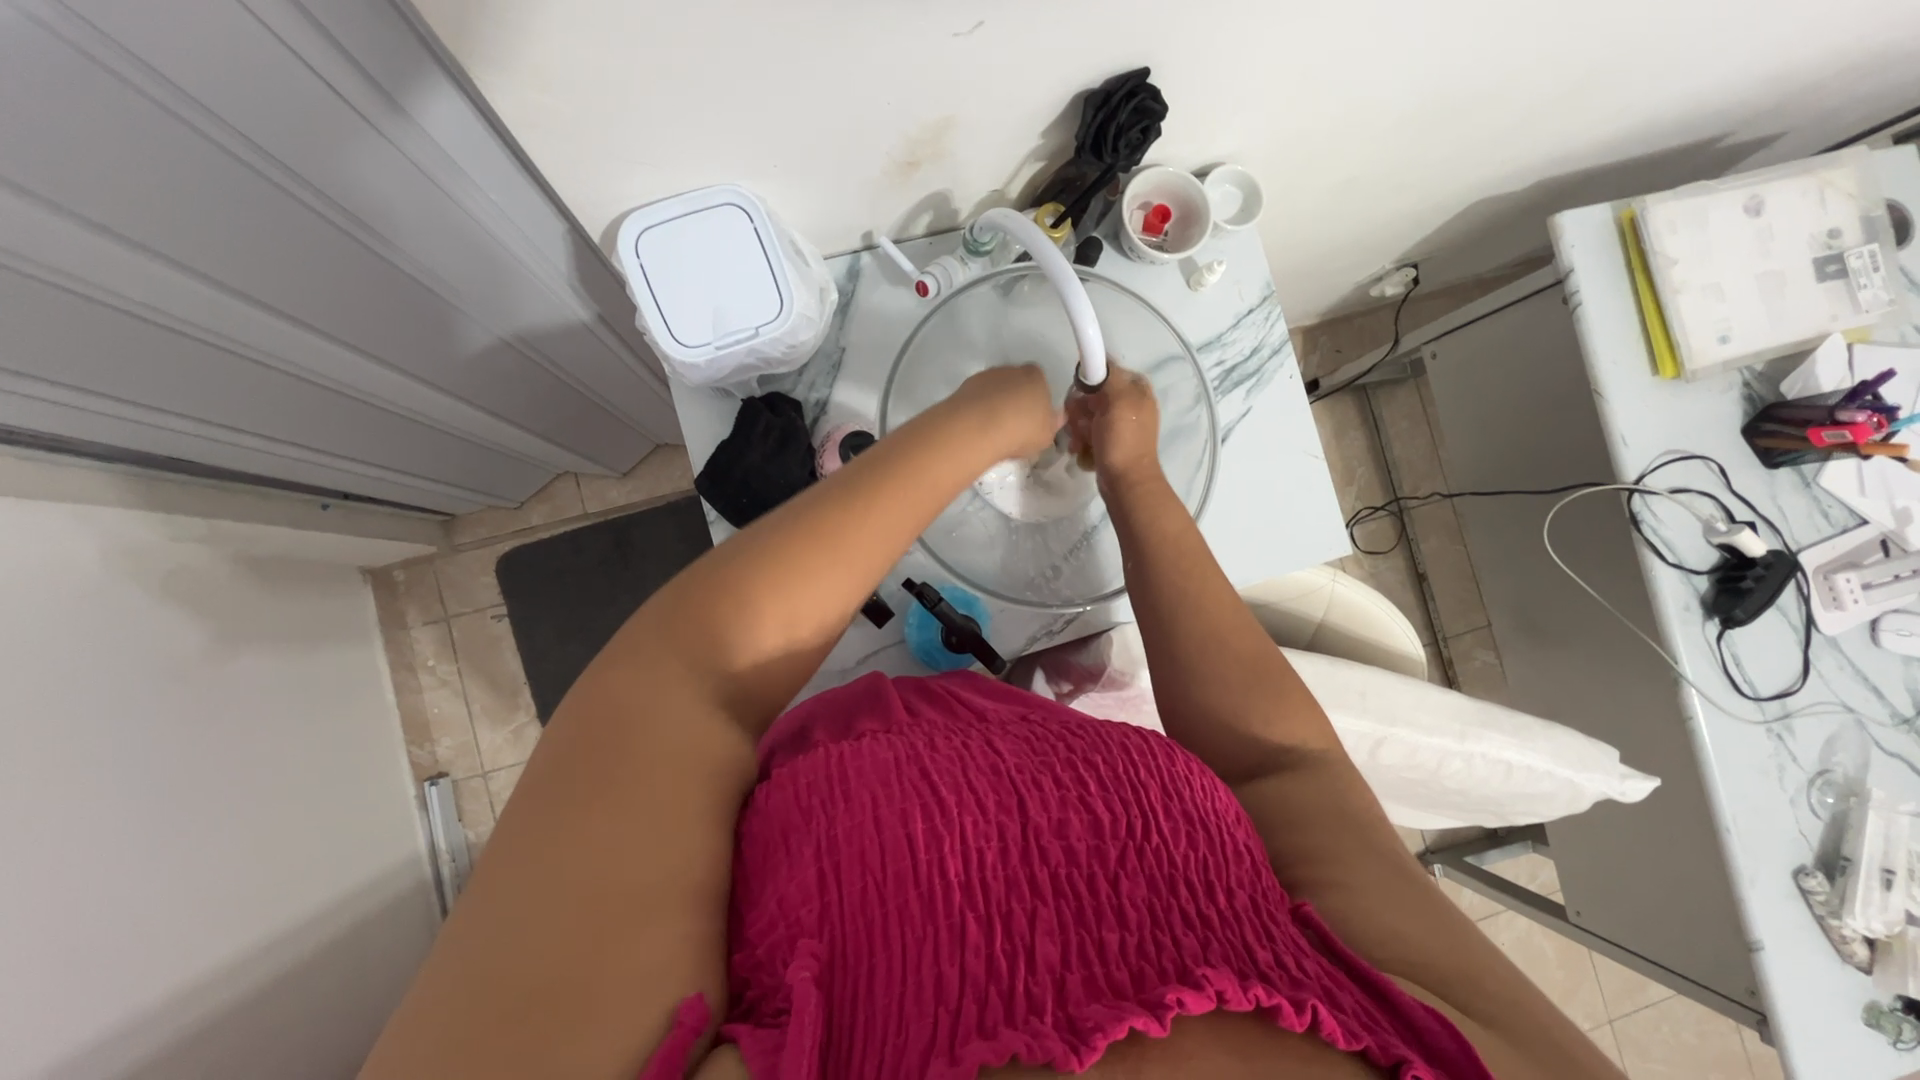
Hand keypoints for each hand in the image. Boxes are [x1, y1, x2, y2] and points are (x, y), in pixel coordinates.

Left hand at [946, 364, 1063, 460]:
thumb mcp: (1046, 434)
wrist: (980, 427)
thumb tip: (1057, 416)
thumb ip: (1052, 423)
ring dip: (995, 402)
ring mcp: (986, 375)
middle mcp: (1011, 370)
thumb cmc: (1022, 430)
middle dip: (1015, 398)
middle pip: (1016, 382)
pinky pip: (977, 397)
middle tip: (1014, 423)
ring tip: (993, 428)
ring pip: (995, 388)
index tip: (1033, 417)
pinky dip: (978, 407)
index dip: (1036, 398)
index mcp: (1036, 377)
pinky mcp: (965, 386)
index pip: (1040, 381)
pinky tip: (978, 426)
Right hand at [1066, 364, 1162, 494]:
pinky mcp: (1109, 443)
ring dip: (1078, 429)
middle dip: (1080, 411)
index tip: (1082, 397)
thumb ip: (1108, 375)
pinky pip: (1087, 435)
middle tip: (1082, 424)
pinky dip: (1083, 443)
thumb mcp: (1118, 399)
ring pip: (1085, 417)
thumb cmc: (1123, 440)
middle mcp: (1129, 404)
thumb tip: (1097, 359)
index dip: (1090, 384)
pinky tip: (1083, 451)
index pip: (1105, 372)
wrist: (1125, 482)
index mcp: (1136, 389)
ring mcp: (1119, 425)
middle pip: (1091, 396)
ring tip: (1081, 443)